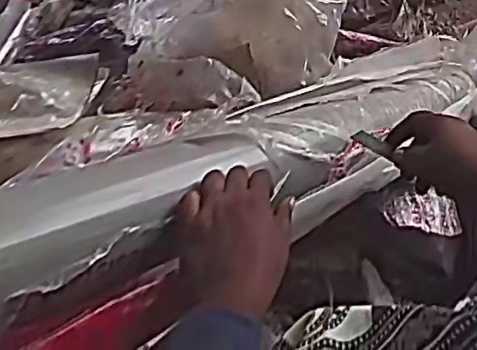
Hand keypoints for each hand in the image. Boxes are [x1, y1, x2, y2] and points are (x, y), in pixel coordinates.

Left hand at [173, 167, 291, 319]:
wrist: (228, 304)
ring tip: (221, 194)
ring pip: (212, 178)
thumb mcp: (281, 247)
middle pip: (237, 172)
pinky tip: (200, 206)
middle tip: (243, 192)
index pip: (261, 176)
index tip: (264, 189)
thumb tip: (286, 205)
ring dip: (218, 184)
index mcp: (256, 202)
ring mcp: (210, 209)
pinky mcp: (190, 223)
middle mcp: (232, 199)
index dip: (263, 182)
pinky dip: (195, 199)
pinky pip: (190, 198)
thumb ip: (283, 219)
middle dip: (241, 179)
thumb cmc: (256, 280)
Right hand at [387, 112, 476, 217]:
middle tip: (406, 172)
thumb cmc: (456, 170)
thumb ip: (405, 158)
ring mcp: (467, 139)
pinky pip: (452, 160)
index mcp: (436, 122)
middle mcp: (452, 125)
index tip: (388, 149)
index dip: (397, 135)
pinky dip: (443, 172)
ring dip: (428, 168)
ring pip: (438, 150)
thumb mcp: (422, 164)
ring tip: (424, 186)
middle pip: (425, 136)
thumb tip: (398, 156)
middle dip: (413, 156)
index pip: (410, 122)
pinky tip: (443, 189)